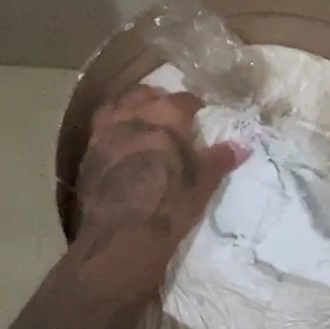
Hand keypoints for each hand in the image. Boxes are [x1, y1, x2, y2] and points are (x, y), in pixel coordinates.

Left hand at [75, 86, 244, 288]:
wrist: (122, 234)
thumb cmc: (170, 204)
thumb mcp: (202, 184)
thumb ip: (219, 160)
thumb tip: (241, 147)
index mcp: (166, 115)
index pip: (184, 99)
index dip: (193, 107)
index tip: (198, 117)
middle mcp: (133, 114)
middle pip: (146, 94)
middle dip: (157, 101)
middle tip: (168, 119)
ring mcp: (106, 131)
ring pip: (118, 106)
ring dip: (130, 110)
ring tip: (139, 125)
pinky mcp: (88, 152)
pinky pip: (100, 129)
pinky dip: (111, 130)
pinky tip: (118, 145)